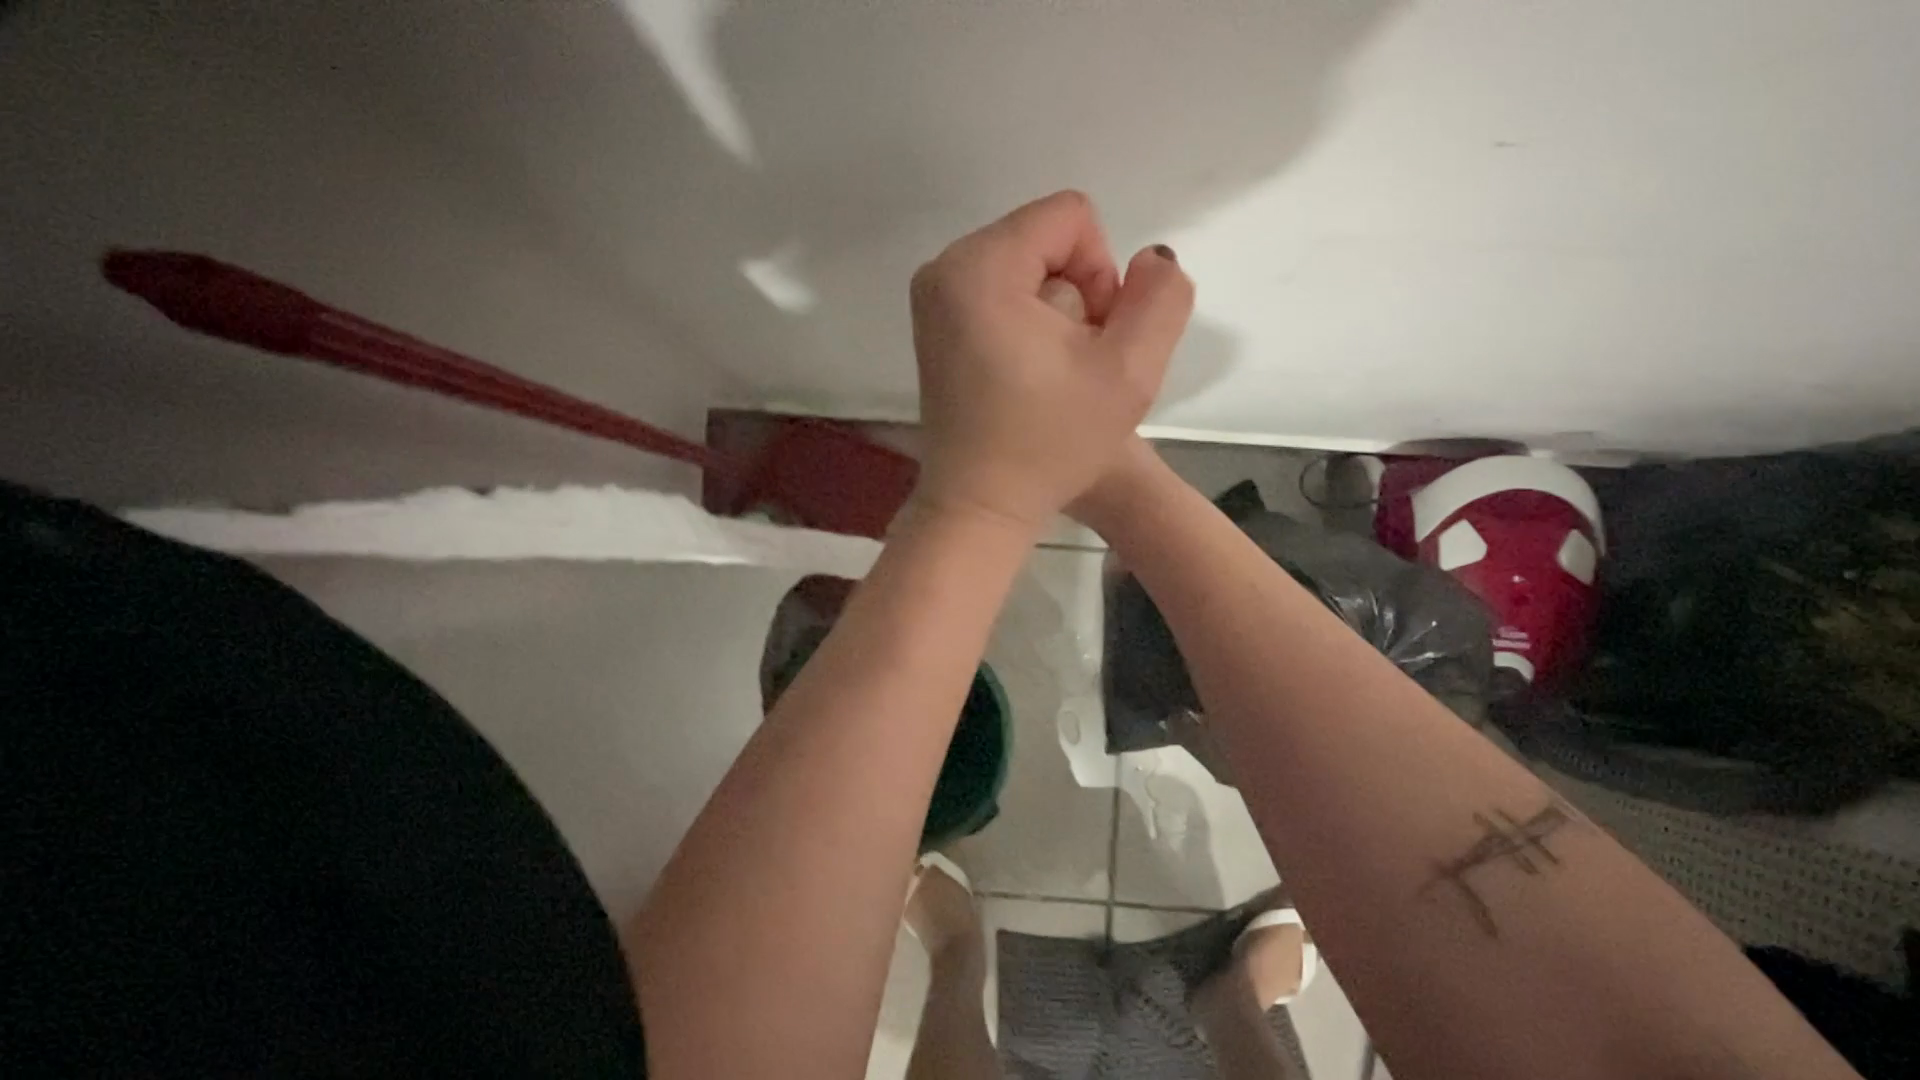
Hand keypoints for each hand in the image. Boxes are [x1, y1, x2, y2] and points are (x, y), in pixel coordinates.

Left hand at [909, 190, 1193, 530]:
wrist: (980, 505)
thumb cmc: (1051, 444)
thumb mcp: (1130, 372)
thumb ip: (1161, 299)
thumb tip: (1152, 259)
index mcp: (980, 265)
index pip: (1071, 216)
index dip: (1101, 273)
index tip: (1090, 337)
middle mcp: (945, 267)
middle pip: (1046, 237)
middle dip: (1078, 291)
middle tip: (1075, 362)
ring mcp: (934, 297)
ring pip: (1028, 265)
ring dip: (1058, 310)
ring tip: (1054, 373)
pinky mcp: (935, 325)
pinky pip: (1002, 291)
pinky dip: (1028, 321)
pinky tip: (1030, 374)